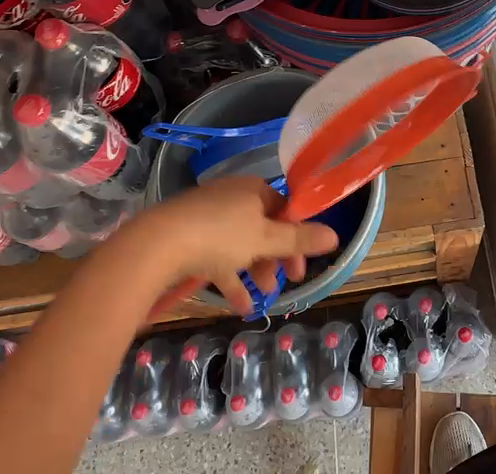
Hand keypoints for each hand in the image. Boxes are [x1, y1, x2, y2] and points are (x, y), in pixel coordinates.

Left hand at [116, 178, 339, 314]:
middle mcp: (233, 198)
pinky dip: (231, 278)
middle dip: (276, 258)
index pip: (285, 210)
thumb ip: (300, 239)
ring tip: (263, 298)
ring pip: (242, 243)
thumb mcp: (266, 239)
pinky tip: (239, 305)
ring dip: (256, 270)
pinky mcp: (190, 237)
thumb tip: (335, 235)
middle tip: (286, 283)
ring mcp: (209, 217)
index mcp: (254, 190)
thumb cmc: (221, 235)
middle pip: (264, 228)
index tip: (302, 266)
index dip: (298, 238)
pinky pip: (218, 256)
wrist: (160, 243)